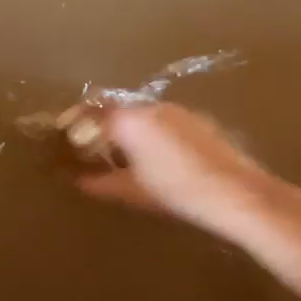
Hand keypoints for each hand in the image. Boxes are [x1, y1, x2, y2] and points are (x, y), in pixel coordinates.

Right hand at [78, 102, 275, 229]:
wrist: (238, 193)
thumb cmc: (178, 192)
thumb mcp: (133, 191)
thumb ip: (100, 183)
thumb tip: (77, 180)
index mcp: (128, 120)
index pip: (89, 112)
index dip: (72, 122)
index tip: (62, 137)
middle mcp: (148, 106)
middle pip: (112, 107)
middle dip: (96, 123)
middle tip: (88, 144)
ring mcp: (175, 110)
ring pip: (138, 112)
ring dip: (123, 126)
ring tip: (119, 152)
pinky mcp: (196, 120)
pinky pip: (160, 119)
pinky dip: (146, 130)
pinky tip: (153, 155)